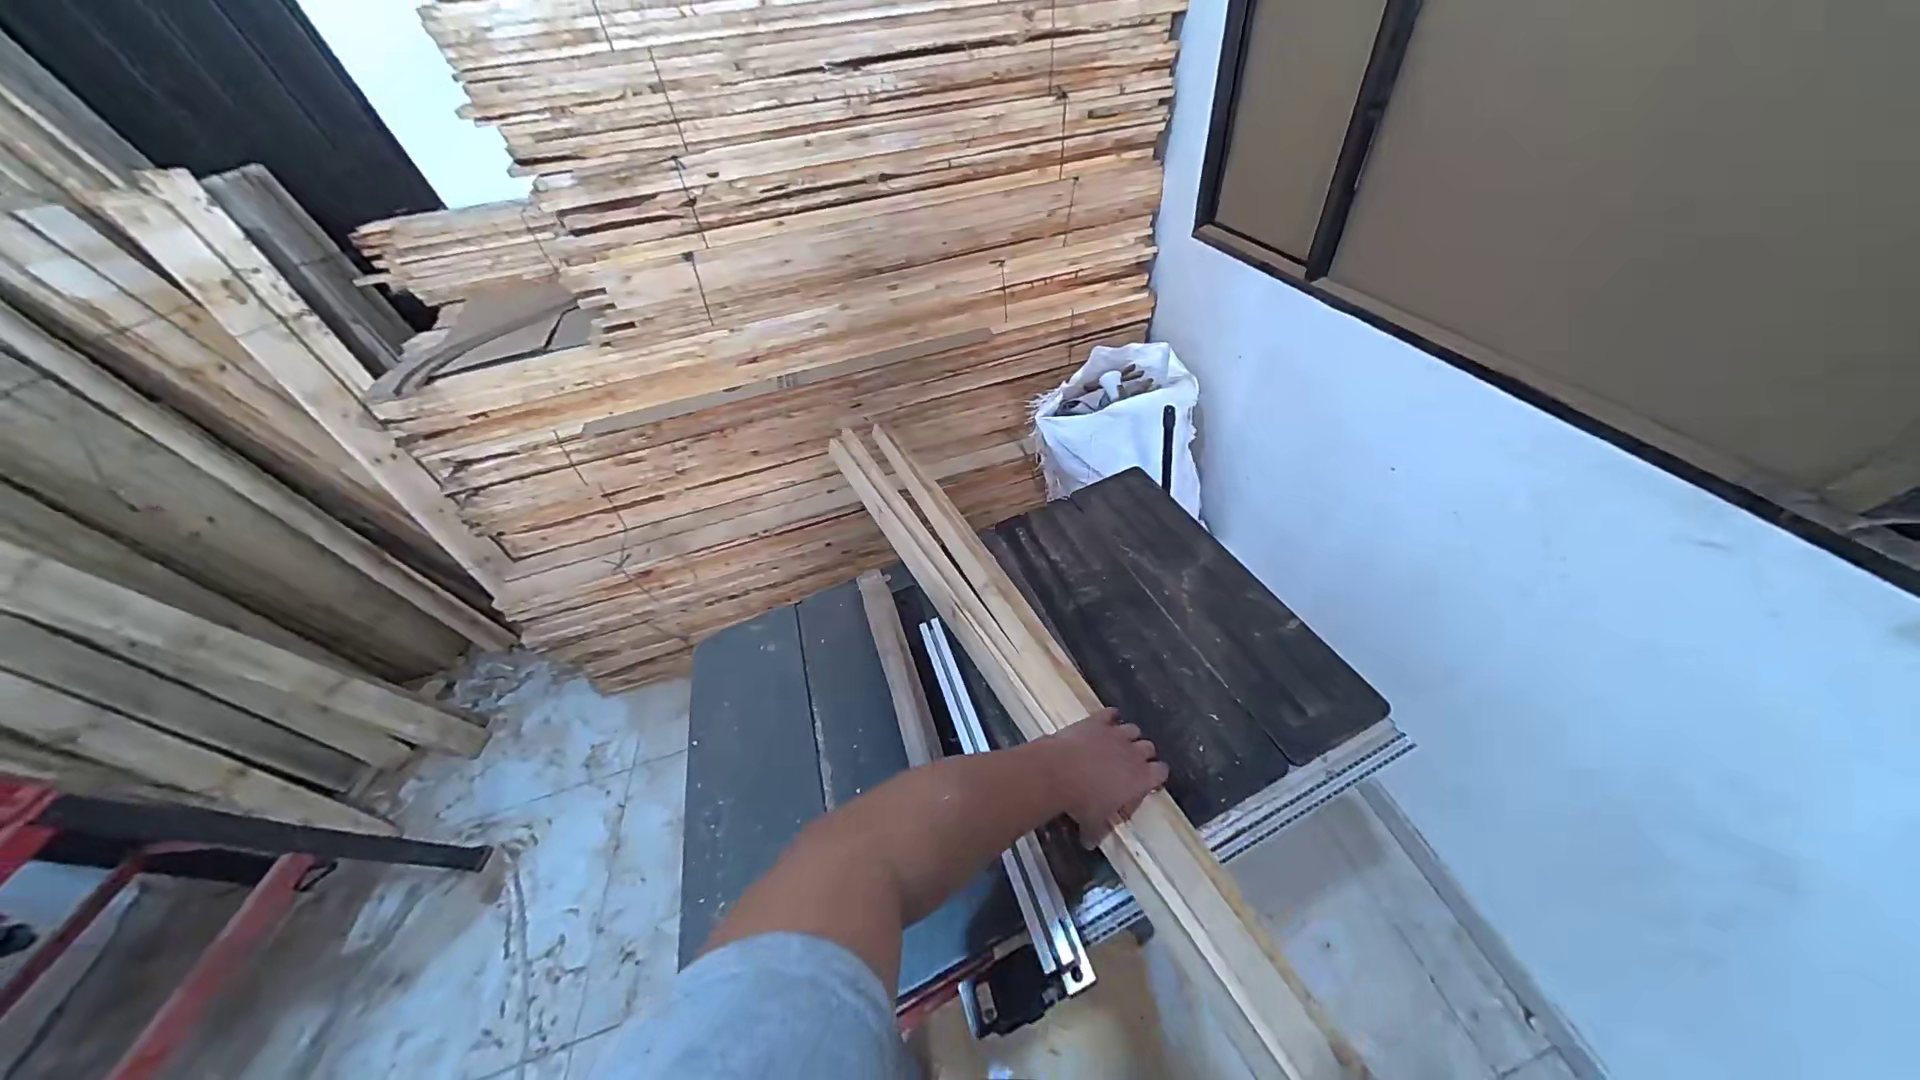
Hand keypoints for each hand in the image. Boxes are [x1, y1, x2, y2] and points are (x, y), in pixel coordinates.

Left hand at [1044, 708, 1169, 845]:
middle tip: (1128, 764)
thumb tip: (1089, 843)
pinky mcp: (1098, 720)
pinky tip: (1103, 723)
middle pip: (1149, 747)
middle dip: (1142, 754)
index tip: (1146, 781)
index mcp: (1141, 778)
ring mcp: (1116, 733)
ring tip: (1116, 744)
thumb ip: (1095, 832)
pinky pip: (1110, 713)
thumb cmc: (1082, 801)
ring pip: (1133, 729)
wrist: (1060, 770)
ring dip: (1127, 736)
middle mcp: (1134, 753)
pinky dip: (1109, 717)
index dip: (1155, 775)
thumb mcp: (1091, 823)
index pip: (1162, 772)